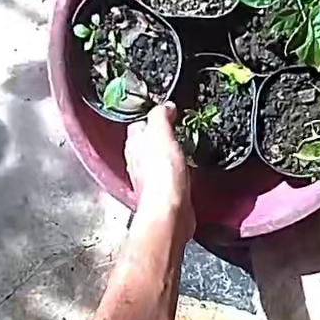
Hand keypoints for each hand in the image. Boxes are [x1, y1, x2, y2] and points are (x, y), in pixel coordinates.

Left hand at [125, 103, 192, 233]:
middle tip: (176, 127)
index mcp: (134, 145)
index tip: (167, 111)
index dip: (152, 116)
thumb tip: (165, 106)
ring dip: (168, 152)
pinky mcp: (165, 193)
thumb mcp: (160, 135)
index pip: (139, 123)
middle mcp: (138, 162)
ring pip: (158, 159)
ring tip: (182, 144)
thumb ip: (160, 117)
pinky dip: (176, 169)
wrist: (170, 213)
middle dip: (160, 134)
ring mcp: (151, 179)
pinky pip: (169, 175)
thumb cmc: (162, 178)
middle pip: (147, 142)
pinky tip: (185, 168)